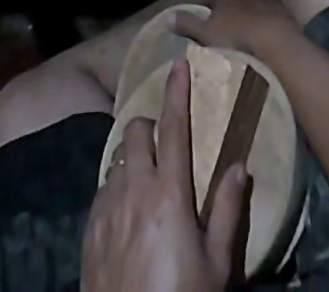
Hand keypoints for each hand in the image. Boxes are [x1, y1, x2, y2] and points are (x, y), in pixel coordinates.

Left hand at [83, 57, 249, 291]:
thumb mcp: (217, 264)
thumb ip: (226, 210)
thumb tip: (239, 165)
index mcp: (169, 191)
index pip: (173, 127)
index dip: (176, 92)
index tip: (178, 64)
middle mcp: (133, 186)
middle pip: (135, 131)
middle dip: (149, 127)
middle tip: (164, 146)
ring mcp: (106, 203)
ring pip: (117, 159)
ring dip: (133, 160)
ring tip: (148, 186)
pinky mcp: (89, 223)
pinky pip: (103, 187)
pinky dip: (117, 187)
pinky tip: (129, 214)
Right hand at [171, 0, 295, 57]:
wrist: (279, 45)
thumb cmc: (236, 38)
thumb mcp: (206, 34)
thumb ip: (187, 24)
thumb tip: (169, 16)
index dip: (199, 1)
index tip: (194, 10)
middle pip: (230, 0)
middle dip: (224, 9)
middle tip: (217, 24)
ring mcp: (266, 3)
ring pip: (250, 8)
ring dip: (245, 17)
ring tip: (240, 33)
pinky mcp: (284, 16)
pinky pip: (269, 19)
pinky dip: (263, 26)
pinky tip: (262, 39)